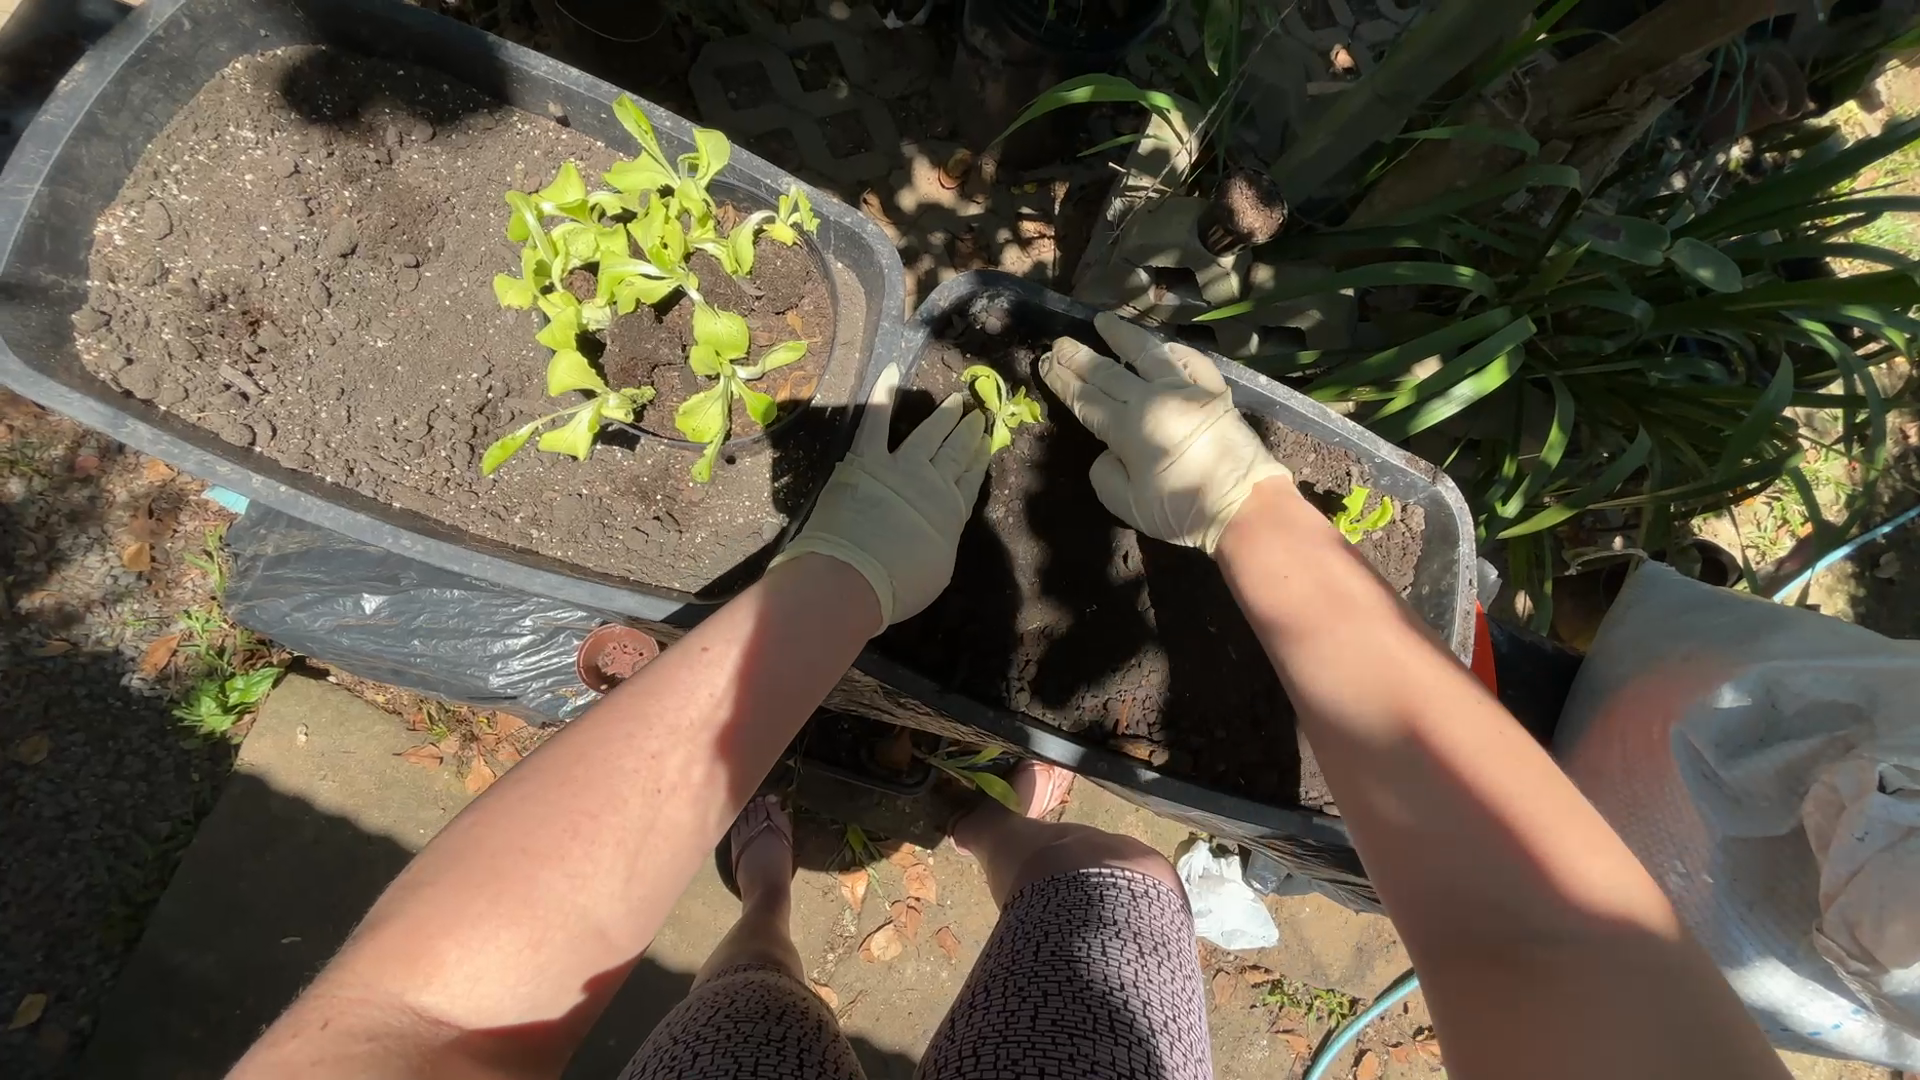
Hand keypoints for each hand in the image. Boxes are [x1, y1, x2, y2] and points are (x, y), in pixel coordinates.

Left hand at [773, 363, 990, 632]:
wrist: (854, 576)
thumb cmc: (898, 585)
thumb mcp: (937, 570)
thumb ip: (941, 541)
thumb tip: (938, 527)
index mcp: (951, 512)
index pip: (971, 478)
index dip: (980, 457)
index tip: (988, 438)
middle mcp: (932, 482)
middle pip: (955, 452)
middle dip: (967, 431)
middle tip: (977, 412)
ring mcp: (899, 466)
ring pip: (928, 433)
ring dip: (943, 416)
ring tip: (956, 400)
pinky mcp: (866, 459)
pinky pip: (876, 420)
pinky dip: (884, 395)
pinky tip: (891, 372)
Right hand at [1043, 311, 1291, 554]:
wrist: (1244, 508)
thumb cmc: (1181, 511)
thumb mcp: (1126, 504)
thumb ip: (1105, 473)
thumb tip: (1109, 451)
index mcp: (1128, 429)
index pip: (1086, 398)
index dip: (1063, 381)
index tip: (1047, 362)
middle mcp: (1154, 400)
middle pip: (1109, 372)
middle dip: (1080, 356)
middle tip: (1060, 341)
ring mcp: (1187, 390)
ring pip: (1148, 353)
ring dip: (1122, 335)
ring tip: (1103, 320)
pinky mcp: (1215, 392)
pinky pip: (1191, 361)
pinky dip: (1173, 351)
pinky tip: (1162, 346)